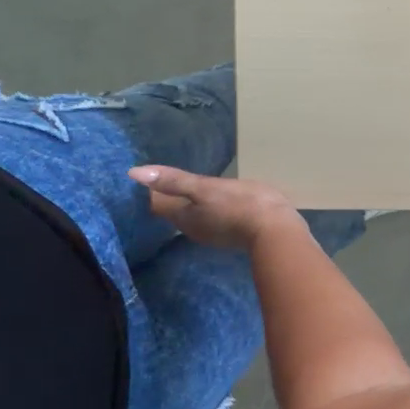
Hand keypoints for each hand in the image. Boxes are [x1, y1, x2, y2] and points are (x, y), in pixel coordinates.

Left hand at [131, 165, 304, 250]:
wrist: (276, 231)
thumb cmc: (242, 204)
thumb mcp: (209, 188)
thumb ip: (175, 180)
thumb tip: (133, 173)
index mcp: (183, 216)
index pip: (155, 204)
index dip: (149, 191)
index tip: (147, 178)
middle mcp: (191, 228)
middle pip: (174, 212)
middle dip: (171, 198)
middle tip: (171, 181)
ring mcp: (212, 234)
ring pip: (193, 217)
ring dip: (191, 205)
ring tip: (195, 190)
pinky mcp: (231, 235)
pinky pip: (212, 220)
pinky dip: (210, 211)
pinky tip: (220, 204)